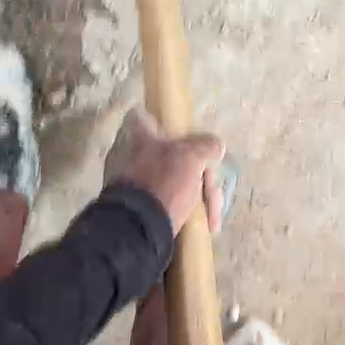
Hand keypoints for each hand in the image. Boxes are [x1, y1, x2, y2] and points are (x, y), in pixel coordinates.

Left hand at [103, 107, 225, 233]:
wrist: (137, 229)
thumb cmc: (162, 182)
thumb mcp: (190, 157)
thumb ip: (205, 145)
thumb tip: (216, 145)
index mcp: (135, 134)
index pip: (147, 115)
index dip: (169, 124)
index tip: (190, 140)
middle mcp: (127, 153)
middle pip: (171, 154)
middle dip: (200, 175)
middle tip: (211, 194)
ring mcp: (129, 181)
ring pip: (172, 180)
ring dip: (197, 197)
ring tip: (211, 220)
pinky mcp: (134, 206)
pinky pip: (163, 200)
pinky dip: (181, 209)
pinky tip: (201, 224)